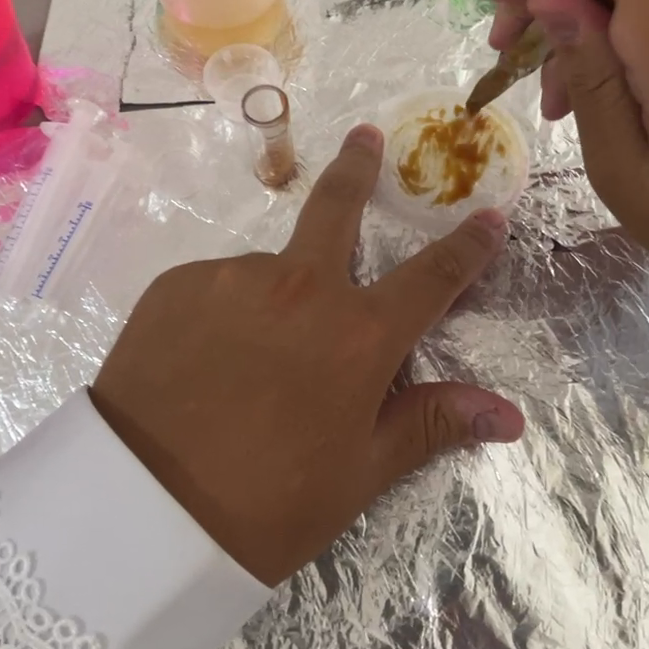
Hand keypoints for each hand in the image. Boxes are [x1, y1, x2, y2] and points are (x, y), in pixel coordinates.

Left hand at [89, 126, 526, 585]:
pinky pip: (219, 288)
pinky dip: (227, 313)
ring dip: (278, 294)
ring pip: (272, 271)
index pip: (430, 276)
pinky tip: (208, 359)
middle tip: (364, 136)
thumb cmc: (265, 505)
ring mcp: (234, 277)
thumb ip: (430, 423)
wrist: (139, 511)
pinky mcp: (178, 284)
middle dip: (358, 167)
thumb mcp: (358, 473)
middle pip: (338, 207)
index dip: (467, 246)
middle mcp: (301, 288)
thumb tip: (509, 414)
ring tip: (251, 359)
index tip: (490, 214)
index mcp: (357, 335)